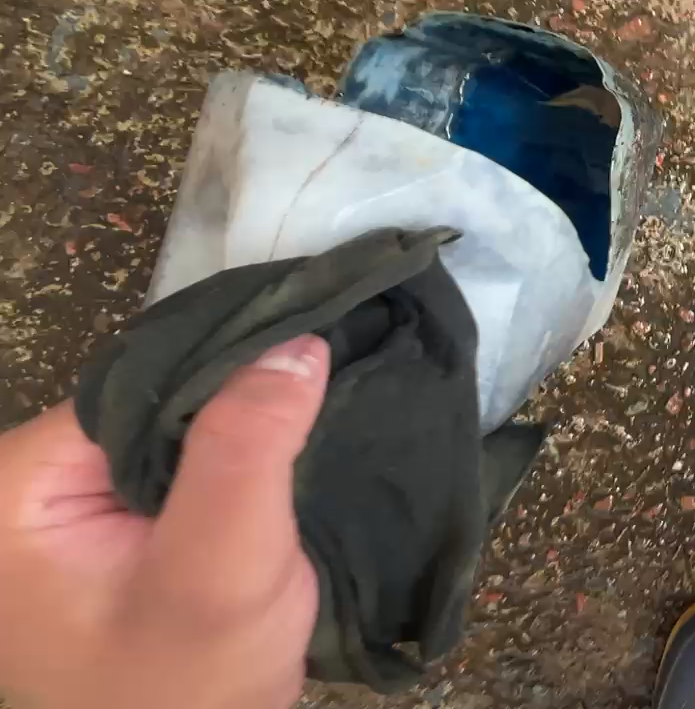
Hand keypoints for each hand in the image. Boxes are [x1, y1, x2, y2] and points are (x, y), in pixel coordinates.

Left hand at [0, 336, 329, 708]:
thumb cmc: (189, 673)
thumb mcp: (222, 564)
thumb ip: (248, 451)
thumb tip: (298, 344)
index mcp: (14, 489)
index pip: (141, 380)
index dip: (237, 362)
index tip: (326, 350)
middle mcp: (32, 486)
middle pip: (163, 391)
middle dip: (254, 384)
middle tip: (339, 377)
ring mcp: (79, 501)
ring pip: (186, 416)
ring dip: (261, 409)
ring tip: (333, 398)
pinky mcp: (128, 513)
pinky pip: (196, 446)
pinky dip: (256, 436)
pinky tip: (304, 434)